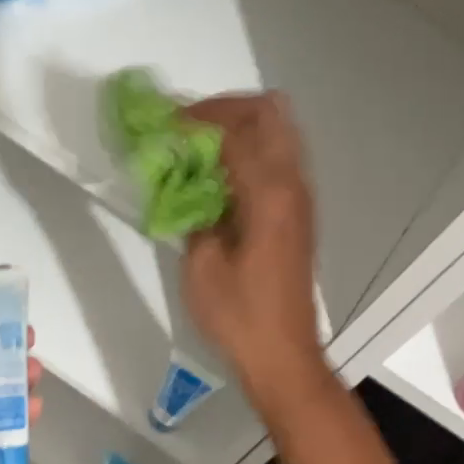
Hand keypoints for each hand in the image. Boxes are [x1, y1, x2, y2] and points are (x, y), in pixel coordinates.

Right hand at [181, 94, 323, 389]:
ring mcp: (301, 199)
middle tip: (187, 128)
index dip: (195, 120)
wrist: (282, 354)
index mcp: (268, 192)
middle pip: (269, 112)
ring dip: (240, 129)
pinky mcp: (299, 216)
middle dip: (225, 109)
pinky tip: (219, 180)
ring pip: (279, 133)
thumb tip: (189, 189)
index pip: (233, 129)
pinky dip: (250, 154)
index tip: (162, 126)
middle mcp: (292, 184)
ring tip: (200, 149)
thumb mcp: (201, 267)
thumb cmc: (239, 316)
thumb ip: (194, 215)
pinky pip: (279, 161)